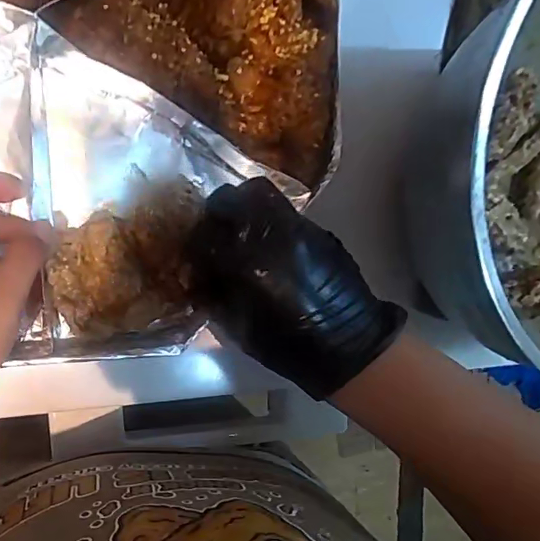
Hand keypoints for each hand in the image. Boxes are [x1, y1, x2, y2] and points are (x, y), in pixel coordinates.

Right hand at [186, 177, 405, 399]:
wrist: (345, 345)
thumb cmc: (286, 347)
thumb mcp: (238, 327)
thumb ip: (215, 295)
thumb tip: (200, 275)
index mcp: (246, 263)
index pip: (204, 237)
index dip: (194, 245)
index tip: (194, 255)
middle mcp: (270, 234)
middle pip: (230, 199)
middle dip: (217, 213)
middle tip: (215, 231)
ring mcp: (297, 225)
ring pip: (260, 193)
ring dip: (243, 207)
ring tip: (241, 229)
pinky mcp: (316, 228)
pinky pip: (283, 210)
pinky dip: (268, 219)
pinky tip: (268, 240)